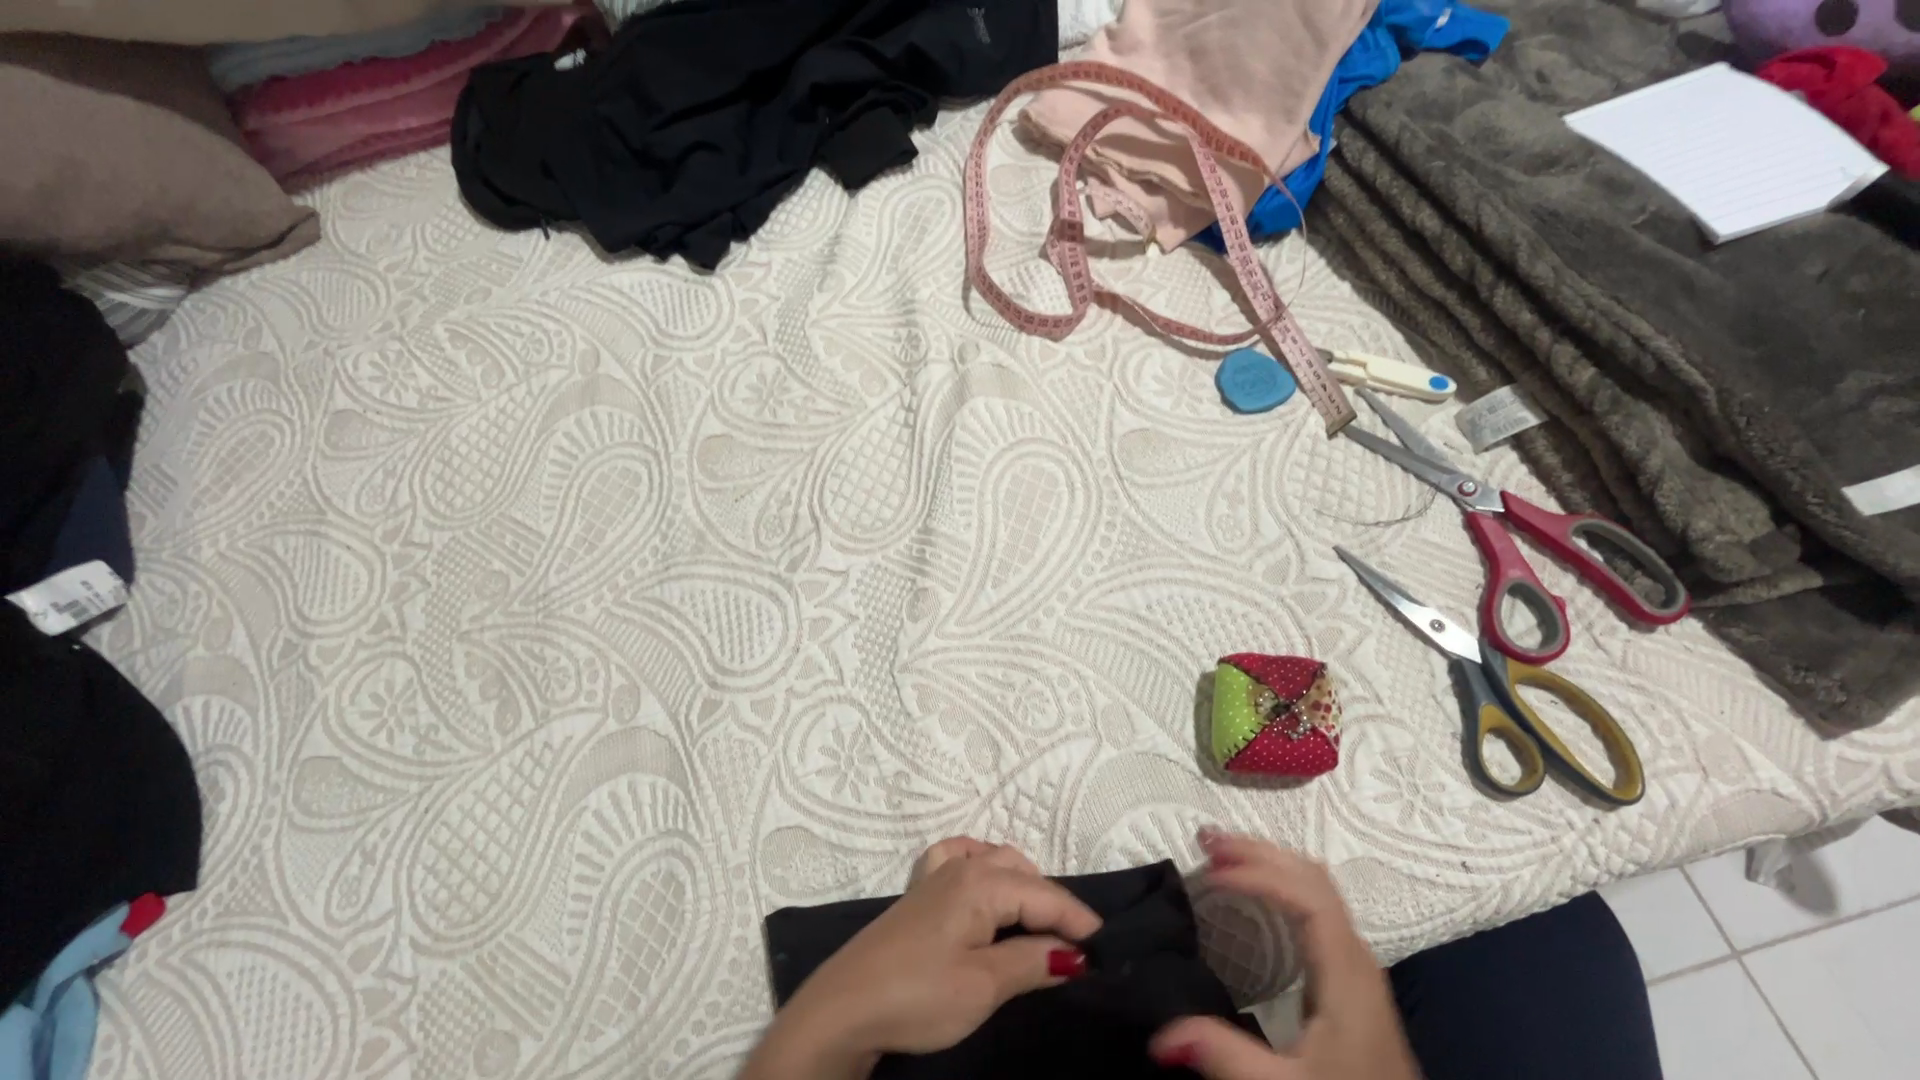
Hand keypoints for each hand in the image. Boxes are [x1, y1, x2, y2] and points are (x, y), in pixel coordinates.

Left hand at [740, 838, 1102, 1079]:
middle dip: (1054, 906)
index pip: (1045, 896)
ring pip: (995, 863)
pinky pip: (958, 858)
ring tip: (1040, 926)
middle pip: (1024, 875)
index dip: (1079, 923)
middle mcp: (962, 867)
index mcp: (982, 882)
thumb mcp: (983, 985)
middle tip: (1074, 949)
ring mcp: (936, 876)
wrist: (844, 1009)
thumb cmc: (917, 995)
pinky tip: (986, 882)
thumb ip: (1032, 961)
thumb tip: (1075, 954)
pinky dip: (981, 864)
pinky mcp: (918, 894)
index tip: (1108, 952)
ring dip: (1024, 887)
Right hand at [1149, 830, 1420, 1079]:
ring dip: (1269, 861)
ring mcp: (1355, 962)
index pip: (1308, 897)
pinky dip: (1279, 881)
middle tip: (1207, 843)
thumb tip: (1161, 1035)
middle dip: (1260, 852)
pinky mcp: (1348, 972)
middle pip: (1313, 878)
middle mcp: (1356, 956)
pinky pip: (1315, 903)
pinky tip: (1251, 888)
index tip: (1212, 874)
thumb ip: (1226, 1056)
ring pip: (1317, 885)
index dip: (1259, 874)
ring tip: (1220, 854)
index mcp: (1347, 974)